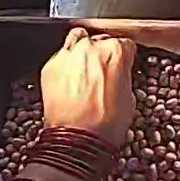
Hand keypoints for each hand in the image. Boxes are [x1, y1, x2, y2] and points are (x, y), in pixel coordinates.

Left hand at [39, 27, 136, 146]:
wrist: (78, 140)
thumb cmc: (104, 125)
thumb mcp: (129, 99)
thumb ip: (123, 77)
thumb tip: (118, 75)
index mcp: (115, 52)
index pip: (124, 44)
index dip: (124, 56)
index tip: (121, 64)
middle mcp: (90, 48)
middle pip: (99, 40)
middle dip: (102, 54)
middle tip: (101, 73)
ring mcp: (68, 55)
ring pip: (76, 41)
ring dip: (82, 52)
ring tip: (83, 70)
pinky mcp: (50, 67)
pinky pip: (60, 58)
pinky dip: (65, 66)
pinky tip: (69, 82)